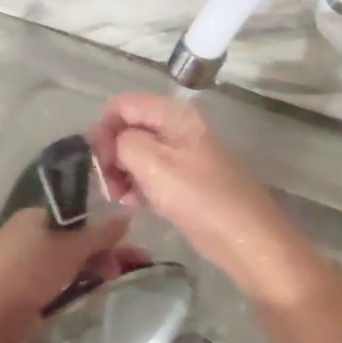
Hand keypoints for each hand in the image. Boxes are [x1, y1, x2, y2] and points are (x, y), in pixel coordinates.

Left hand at [0, 208, 134, 342]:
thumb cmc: (29, 272)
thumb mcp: (71, 247)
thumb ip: (101, 233)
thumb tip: (126, 217)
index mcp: (35, 217)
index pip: (77, 216)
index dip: (102, 231)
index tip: (123, 249)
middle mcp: (28, 236)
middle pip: (74, 240)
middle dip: (100, 254)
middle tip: (119, 273)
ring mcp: (23, 264)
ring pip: (66, 263)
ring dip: (89, 272)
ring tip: (108, 286)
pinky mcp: (22, 290)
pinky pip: (55, 283)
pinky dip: (72, 288)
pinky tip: (86, 297)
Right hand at [89, 94, 321, 303]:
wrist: (245, 237)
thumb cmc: (199, 197)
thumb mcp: (153, 163)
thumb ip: (124, 142)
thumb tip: (113, 142)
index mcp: (174, 114)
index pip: (123, 105)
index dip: (103, 128)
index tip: (96, 161)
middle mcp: (178, 129)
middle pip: (129, 129)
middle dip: (111, 153)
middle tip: (108, 184)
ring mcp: (183, 157)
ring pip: (138, 154)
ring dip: (122, 173)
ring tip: (120, 197)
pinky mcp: (185, 183)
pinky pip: (151, 176)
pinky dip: (138, 187)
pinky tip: (134, 205)